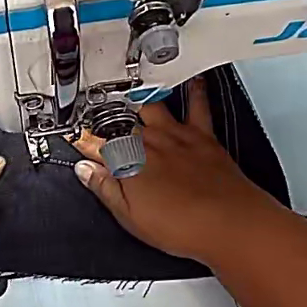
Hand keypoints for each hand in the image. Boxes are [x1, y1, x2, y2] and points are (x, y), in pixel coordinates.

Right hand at [75, 76, 306, 306]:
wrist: (229, 224)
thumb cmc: (183, 226)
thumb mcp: (131, 217)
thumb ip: (105, 189)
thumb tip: (85, 172)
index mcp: (128, 163)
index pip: (96, 147)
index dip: (84, 143)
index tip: (77, 140)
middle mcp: (150, 143)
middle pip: (120, 125)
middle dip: (107, 125)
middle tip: (100, 125)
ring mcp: (176, 136)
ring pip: (150, 108)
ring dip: (138, 104)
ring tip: (128, 100)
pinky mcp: (202, 136)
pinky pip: (197, 105)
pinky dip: (195, 90)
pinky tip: (192, 80)